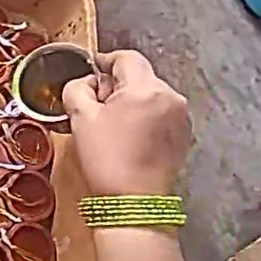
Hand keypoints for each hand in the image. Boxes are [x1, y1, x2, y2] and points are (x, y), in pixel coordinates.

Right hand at [62, 50, 192, 195]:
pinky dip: (143, 119)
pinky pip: (160, 115)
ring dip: (130, 103)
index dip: (104, 61)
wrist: (133, 202)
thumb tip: (85, 83)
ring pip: (150, 96)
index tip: (91, 72)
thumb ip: (77, 89)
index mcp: (146, 89)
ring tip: (110, 127)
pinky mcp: (182, 136)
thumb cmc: (107, 161)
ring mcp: (180, 118)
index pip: (126, 58)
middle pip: (139, 77)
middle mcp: (170, 98)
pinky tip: (127, 139)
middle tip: (94, 107)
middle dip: (116, 86)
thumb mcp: (81, 119)